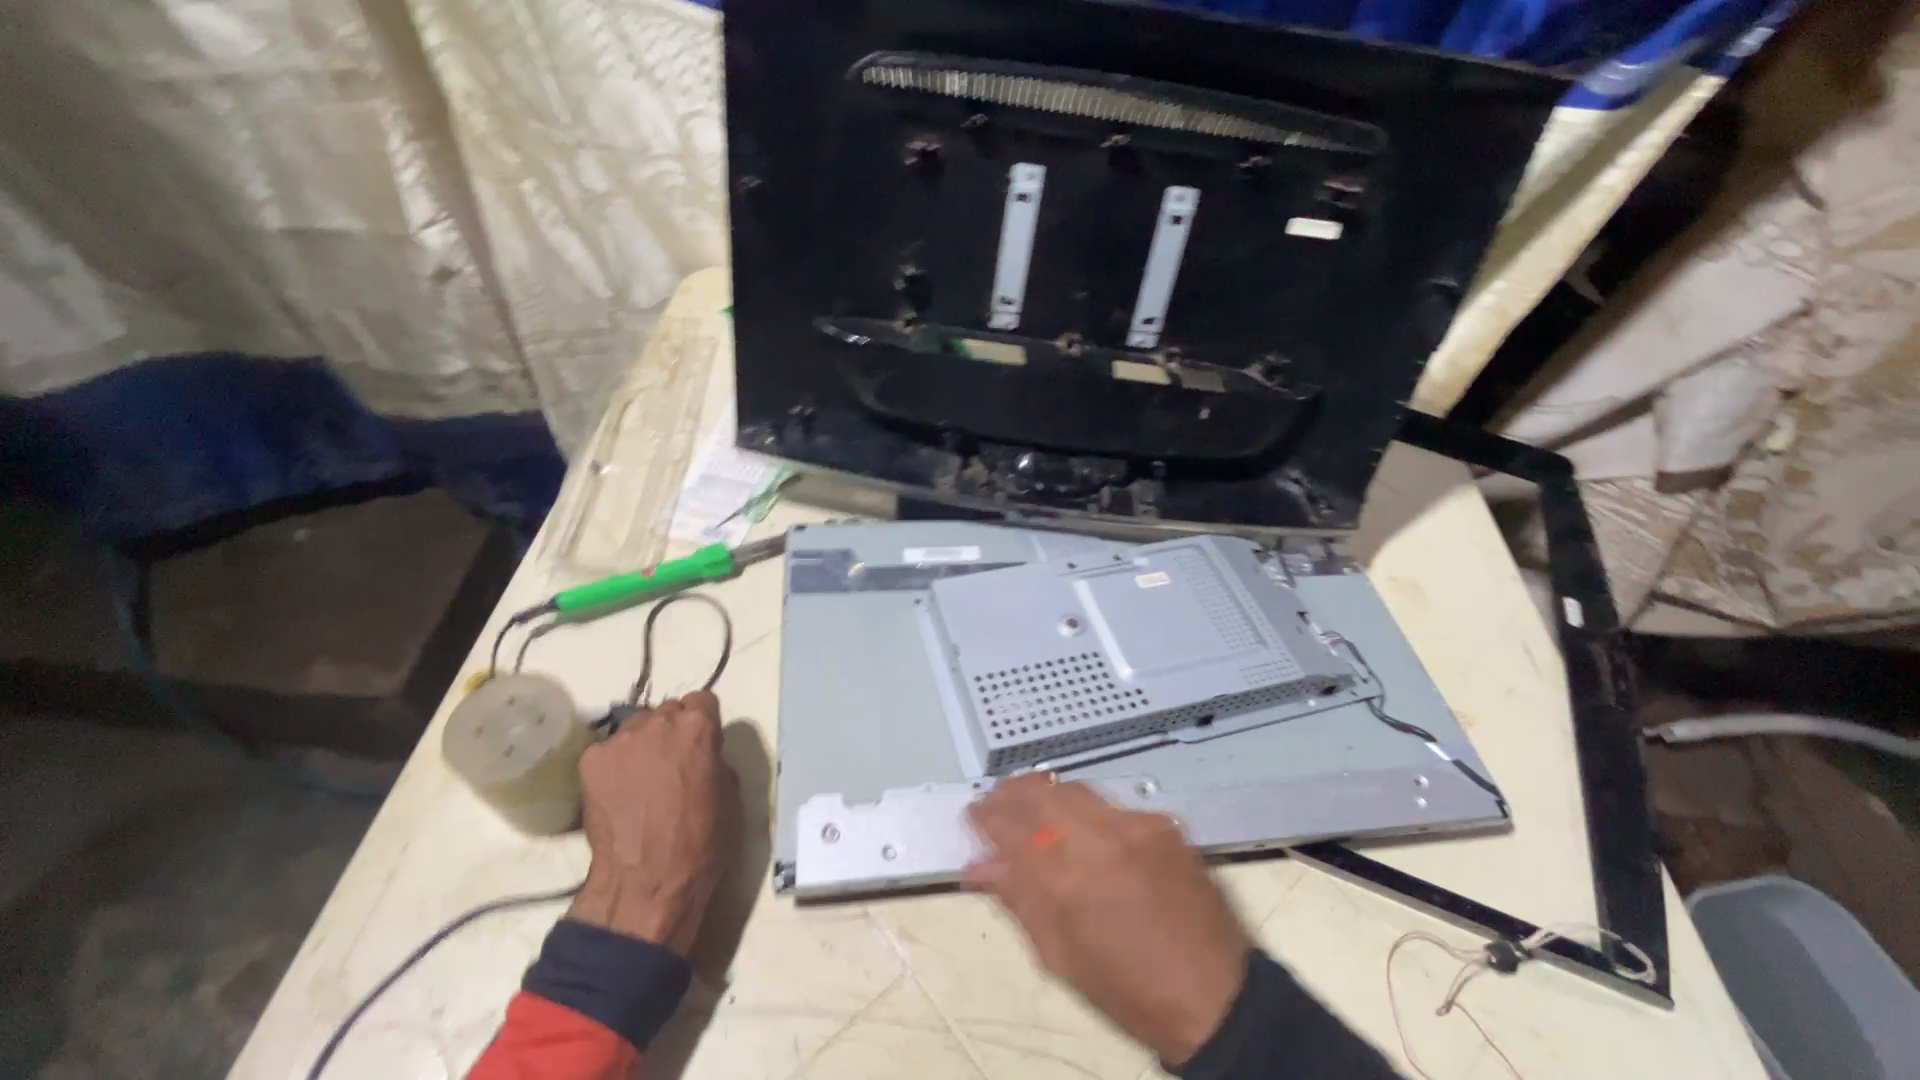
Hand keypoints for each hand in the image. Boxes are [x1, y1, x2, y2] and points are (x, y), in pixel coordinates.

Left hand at [570, 691, 738, 955]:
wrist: (647, 881)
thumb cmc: (702, 842)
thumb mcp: (731, 795)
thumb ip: (716, 759)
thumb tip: (704, 753)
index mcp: (698, 727)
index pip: (702, 700)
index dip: (704, 721)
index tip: (702, 744)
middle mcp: (658, 723)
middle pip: (667, 711)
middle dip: (672, 731)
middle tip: (672, 765)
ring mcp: (620, 741)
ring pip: (636, 729)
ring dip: (643, 745)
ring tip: (642, 781)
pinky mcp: (591, 761)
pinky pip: (609, 752)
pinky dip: (615, 766)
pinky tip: (619, 794)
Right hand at [965, 775, 1249, 1065]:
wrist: (1213, 996)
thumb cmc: (1128, 990)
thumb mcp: (1059, 957)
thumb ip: (1018, 899)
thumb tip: (979, 868)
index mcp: (1066, 881)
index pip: (1010, 828)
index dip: (985, 817)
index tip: (974, 816)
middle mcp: (1100, 840)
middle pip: (1041, 792)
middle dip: (1012, 792)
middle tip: (996, 801)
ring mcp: (1137, 827)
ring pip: (1077, 790)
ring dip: (1047, 793)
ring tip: (1032, 805)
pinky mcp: (1165, 826)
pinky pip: (1113, 806)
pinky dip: (1089, 810)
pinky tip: (1084, 826)